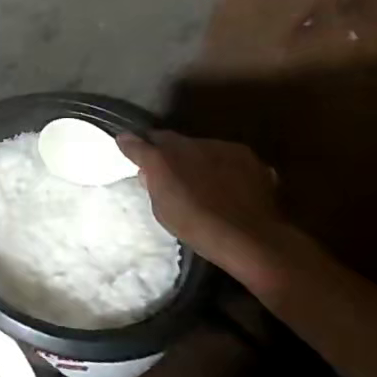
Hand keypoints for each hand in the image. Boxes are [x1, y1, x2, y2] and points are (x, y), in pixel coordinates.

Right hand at [118, 131, 283, 267]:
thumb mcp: (162, 211)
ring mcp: (219, 146)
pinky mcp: (246, 155)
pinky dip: (223, 166)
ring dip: (196, 158)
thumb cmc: (197, 228)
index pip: (137, 142)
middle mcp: (188, 144)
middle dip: (165, 149)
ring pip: (200, 146)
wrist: (250, 237)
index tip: (126, 144)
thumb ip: (154, 185)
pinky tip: (229, 185)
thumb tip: (148, 172)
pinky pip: (226, 156)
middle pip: (170, 139)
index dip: (131, 144)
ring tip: (203, 179)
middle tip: (166, 166)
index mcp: (161, 158)